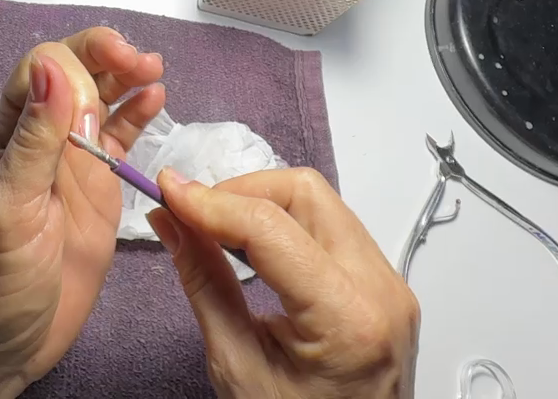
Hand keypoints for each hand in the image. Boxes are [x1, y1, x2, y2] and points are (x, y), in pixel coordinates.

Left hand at [0, 28, 166, 397]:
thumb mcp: (7, 209)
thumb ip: (33, 141)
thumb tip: (53, 67)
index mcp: (11, 132)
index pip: (44, 68)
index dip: (80, 55)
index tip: (115, 60)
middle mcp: (43, 136)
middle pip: (77, 74)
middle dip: (107, 58)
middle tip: (141, 61)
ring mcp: (73, 161)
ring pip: (102, 101)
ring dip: (126, 79)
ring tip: (152, 69)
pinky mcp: (98, 188)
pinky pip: (120, 139)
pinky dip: (137, 115)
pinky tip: (153, 97)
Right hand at [149, 169, 419, 398]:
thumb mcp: (237, 366)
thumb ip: (203, 281)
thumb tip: (167, 218)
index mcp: (347, 319)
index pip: (270, 227)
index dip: (211, 201)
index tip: (168, 191)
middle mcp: (381, 289)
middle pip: (303, 192)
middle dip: (241, 191)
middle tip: (196, 215)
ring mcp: (390, 282)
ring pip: (317, 198)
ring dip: (262, 200)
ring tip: (221, 228)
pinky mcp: (386, 280)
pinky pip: (331, 221)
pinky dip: (285, 218)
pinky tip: (256, 243)